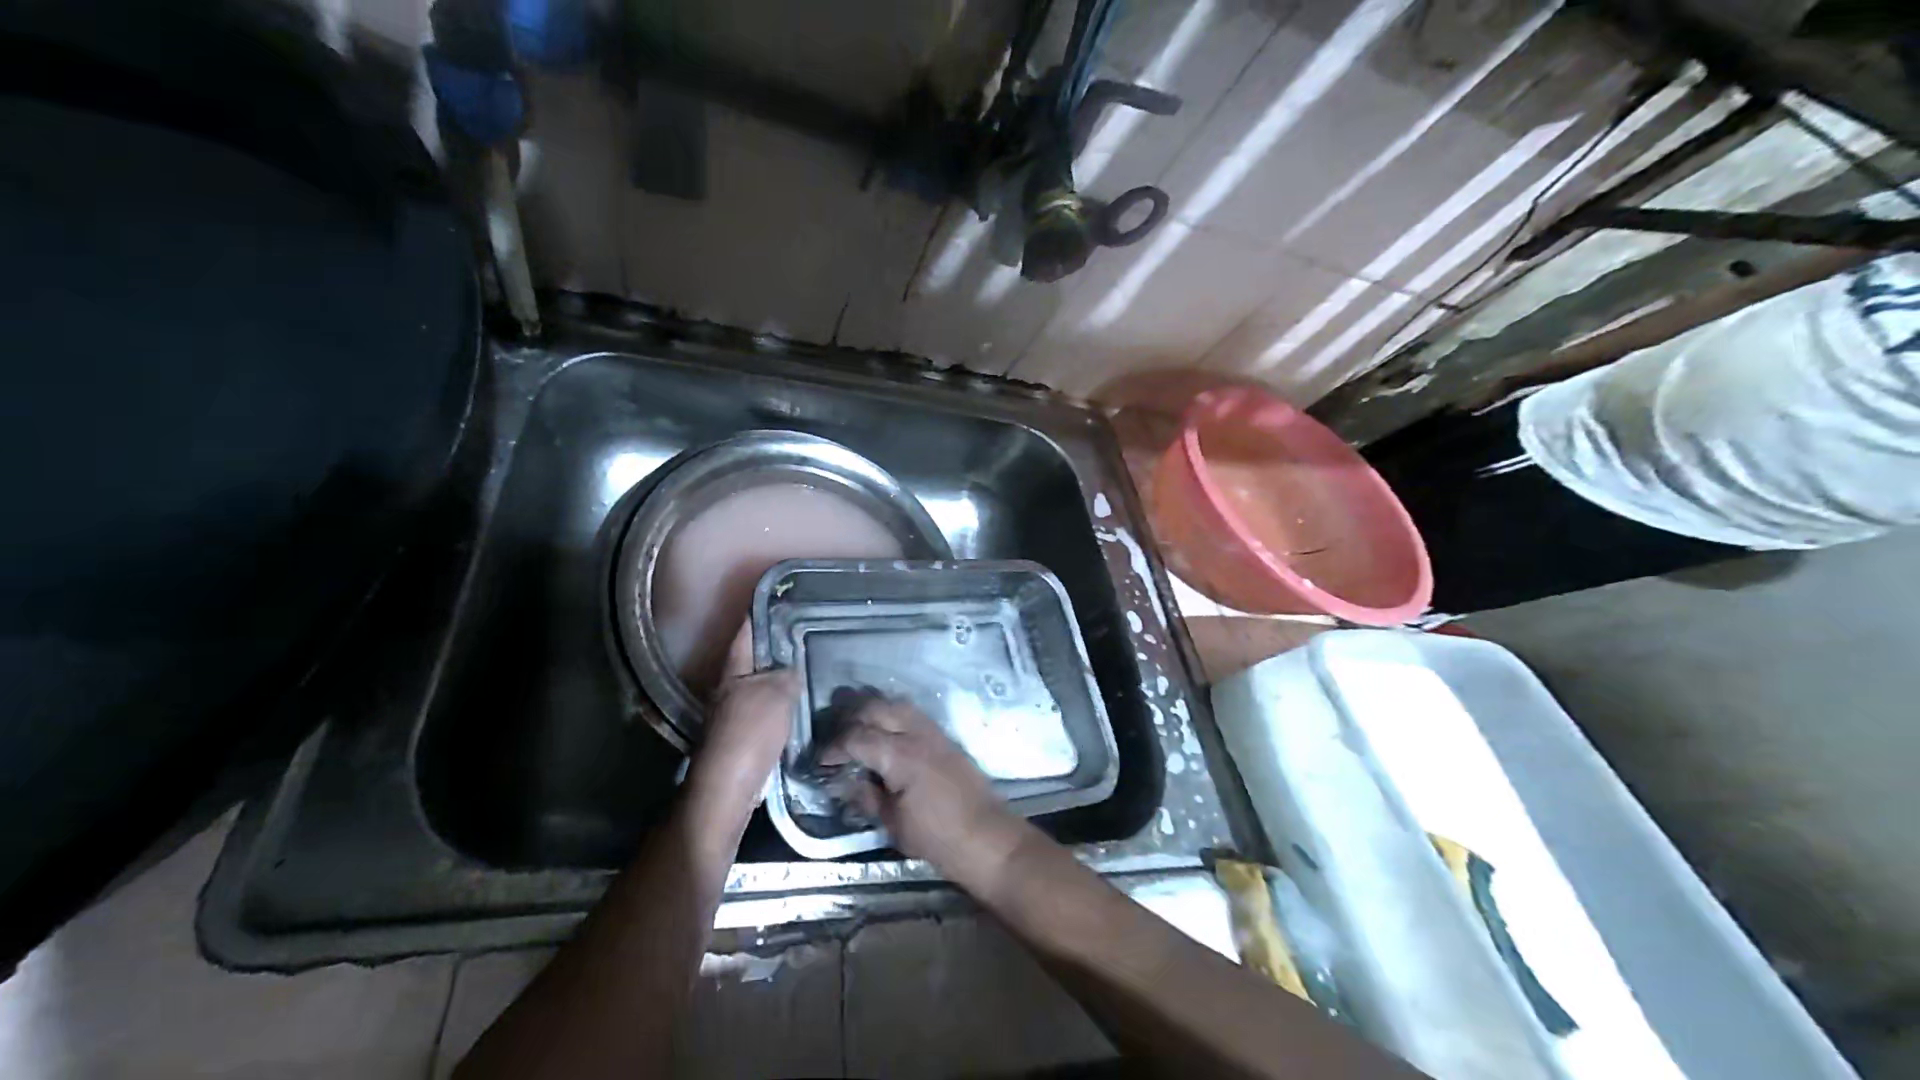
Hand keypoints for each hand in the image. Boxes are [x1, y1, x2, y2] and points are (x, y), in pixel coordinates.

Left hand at [685, 621, 796, 829]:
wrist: (729, 787)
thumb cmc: (750, 734)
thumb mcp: (777, 694)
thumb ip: (787, 675)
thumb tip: (793, 670)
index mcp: (734, 670)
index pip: (747, 631)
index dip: (761, 611)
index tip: (782, 598)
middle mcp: (731, 687)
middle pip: (755, 658)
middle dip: (778, 645)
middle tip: (809, 632)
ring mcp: (736, 712)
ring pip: (763, 684)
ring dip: (783, 676)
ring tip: (813, 666)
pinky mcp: (746, 736)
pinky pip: (769, 710)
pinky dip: (785, 703)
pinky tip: (804, 705)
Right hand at [821, 698, 1036, 895]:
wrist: (987, 838)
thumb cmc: (938, 838)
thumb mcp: (894, 824)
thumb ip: (867, 796)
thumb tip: (846, 781)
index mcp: (900, 755)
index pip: (857, 737)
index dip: (834, 748)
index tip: (821, 761)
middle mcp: (917, 734)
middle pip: (875, 708)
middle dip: (850, 720)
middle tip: (837, 742)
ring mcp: (934, 732)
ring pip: (896, 704)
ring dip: (874, 712)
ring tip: (859, 733)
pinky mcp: (945, 738)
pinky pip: (913, 715)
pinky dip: (894, 717)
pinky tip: (886, 736)